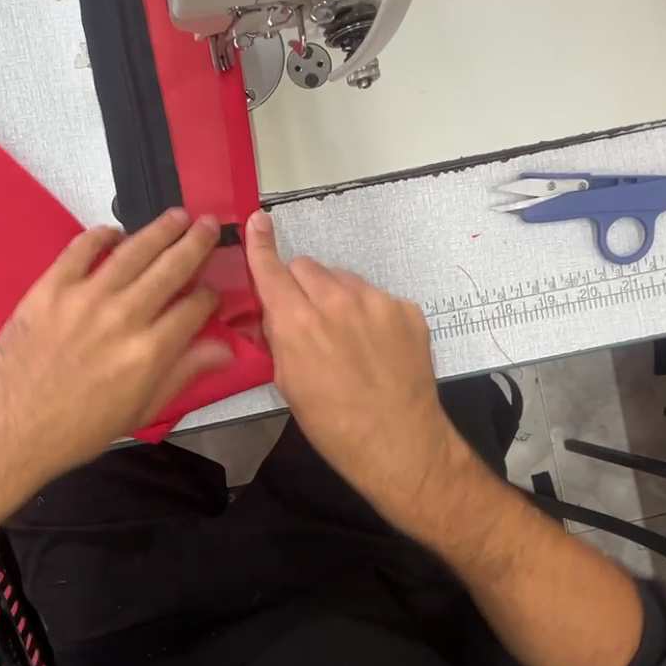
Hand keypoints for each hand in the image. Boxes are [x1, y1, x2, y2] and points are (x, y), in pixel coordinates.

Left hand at [0, 209, 233, 490]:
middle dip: (196, 244)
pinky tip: (115, 231)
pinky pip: (81, 249)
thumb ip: (183, 374)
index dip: (209, 296)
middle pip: (171, 268)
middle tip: (209, 225)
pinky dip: (101, 235)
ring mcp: (85, 298)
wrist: (13, 429)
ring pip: (133, 250)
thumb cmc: (78, 428)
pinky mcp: (50, 289)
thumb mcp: (141, 411)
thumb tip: (223, 349)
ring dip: (160, 230)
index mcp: (149, 352)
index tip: (212, 291)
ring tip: (177, 216)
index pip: (194, 309)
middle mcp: (123, 317)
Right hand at [243, 210, 474, 522]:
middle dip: (298, 286)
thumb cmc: (333, 425)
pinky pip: (376, 297)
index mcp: (299, 323)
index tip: (258, 222)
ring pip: (342, 279)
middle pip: (307, 267)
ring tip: (345, 336)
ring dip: (334, 296)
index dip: (260, 245)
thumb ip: (279, 339)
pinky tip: (375, 346)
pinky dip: (368, 312)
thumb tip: (275, 315)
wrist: (399, 443)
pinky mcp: (407, 310)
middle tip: (305, 318)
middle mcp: (337, 302)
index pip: (272, 270)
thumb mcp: (288, 384)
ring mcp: (377, 303)